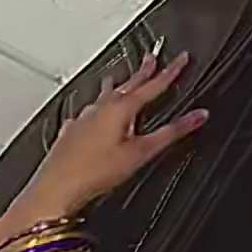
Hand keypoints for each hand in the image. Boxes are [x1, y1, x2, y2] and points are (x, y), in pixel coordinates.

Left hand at [0, 54, 207, 247]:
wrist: (52, 195)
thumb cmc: (95, 173)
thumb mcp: (143, 152)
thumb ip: (173, 131)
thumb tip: (199, 115)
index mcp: (122, 109)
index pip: (154, 84)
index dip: (171, 70)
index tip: (182, 57)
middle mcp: (101, 109)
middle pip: (128, 84)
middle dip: (143, 70)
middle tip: (152, 57)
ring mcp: (83, 121)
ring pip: (104, 95)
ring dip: (117, 84)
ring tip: (118, 77)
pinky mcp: (69, 135)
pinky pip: (85, 113)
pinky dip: (93, 108)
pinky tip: (88, 113)